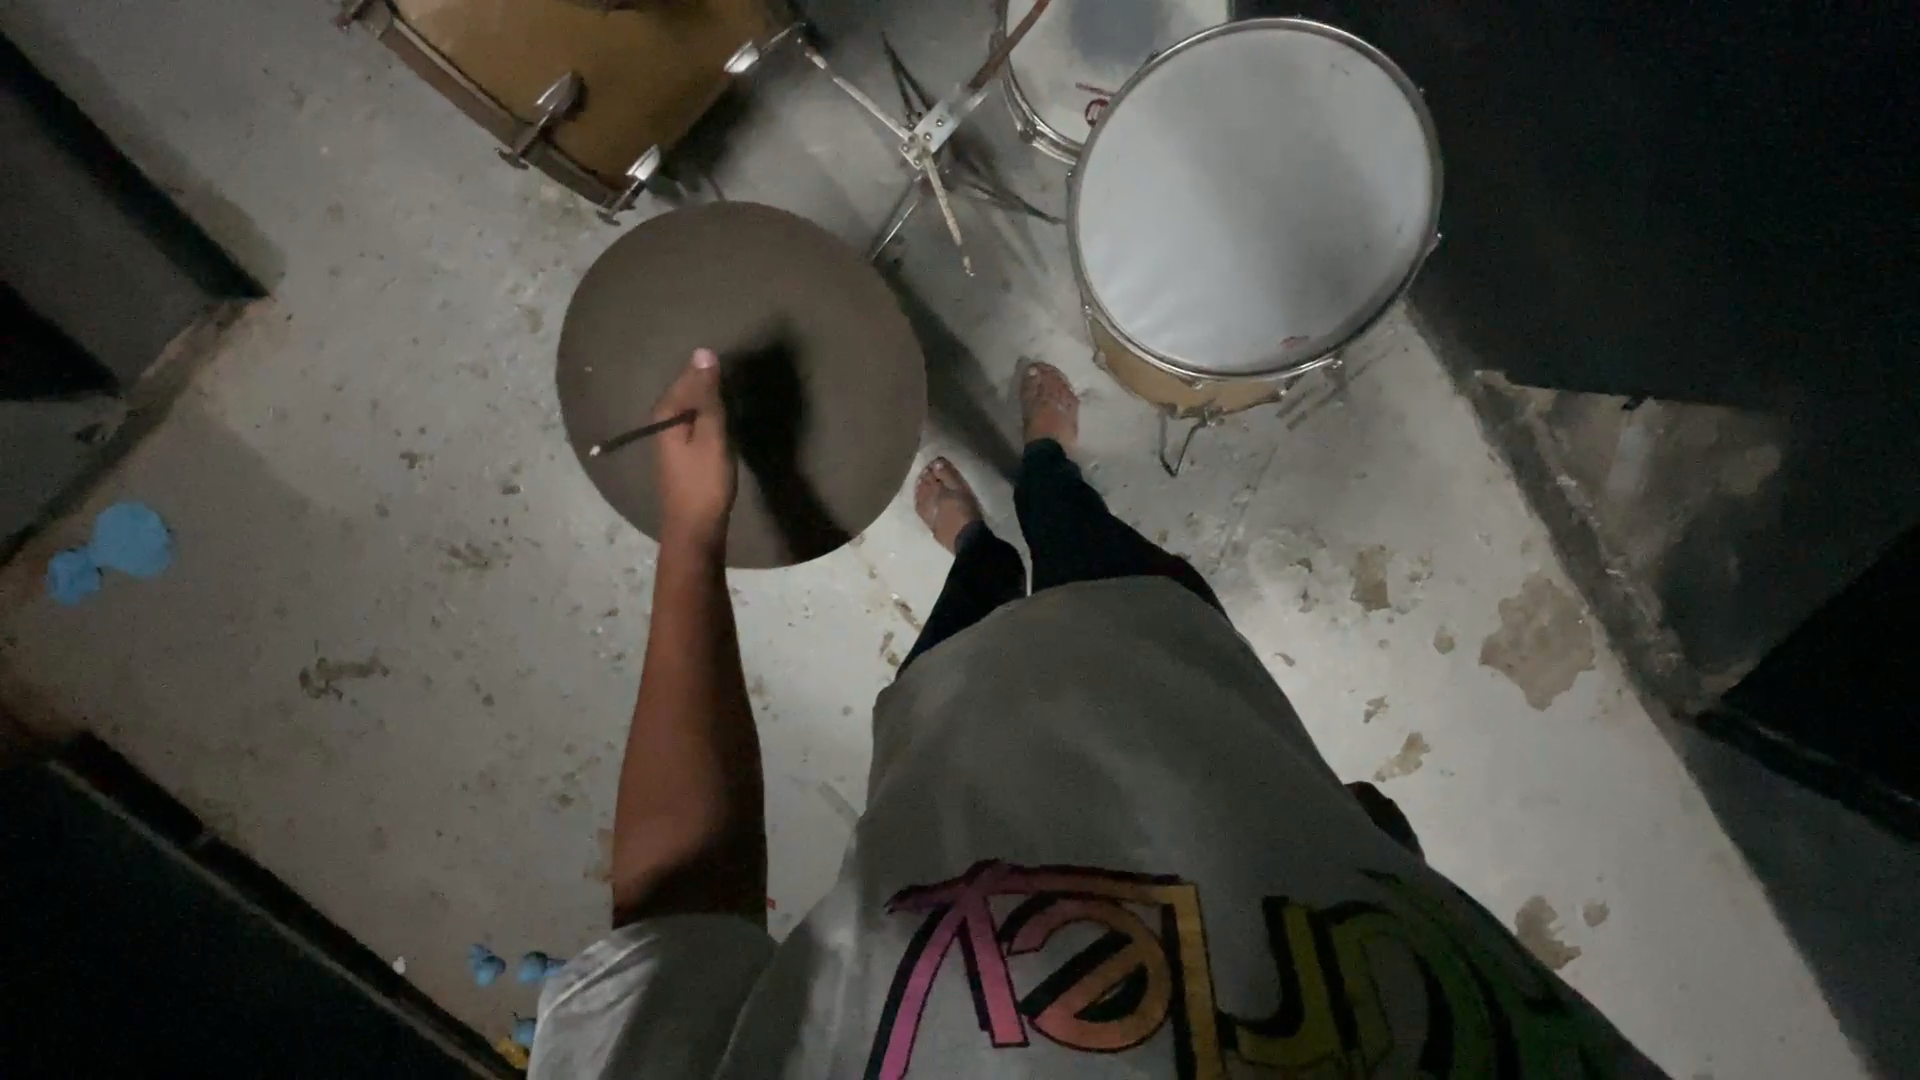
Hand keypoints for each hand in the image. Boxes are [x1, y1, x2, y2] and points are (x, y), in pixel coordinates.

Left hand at [653, 348, 734, 552]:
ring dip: (712, 402)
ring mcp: (669, 439)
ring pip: (692, 408)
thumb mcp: (713, 435)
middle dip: (710, 384)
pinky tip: (724, 424)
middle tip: (738, 381)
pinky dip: (710, 419)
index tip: (736, 369)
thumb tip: (703, 353)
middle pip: (688, 391)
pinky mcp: (680, 454)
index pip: (689, 376)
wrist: (694, 528)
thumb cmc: (705, 481)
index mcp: (667, 412)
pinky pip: (695, 423)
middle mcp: (662, 421)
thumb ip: (708, 396)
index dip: (712, 371)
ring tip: (735, 398)